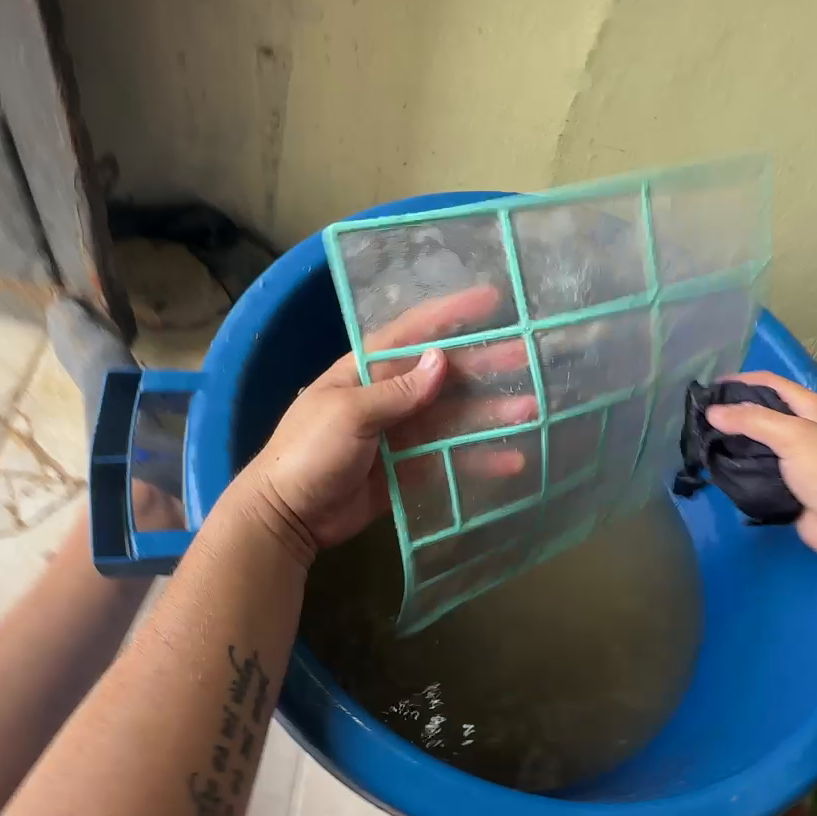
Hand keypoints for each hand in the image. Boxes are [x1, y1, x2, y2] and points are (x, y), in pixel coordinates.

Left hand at [233, 284, 532, 559]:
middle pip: (444, 376)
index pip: (415, 334)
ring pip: (453, 419)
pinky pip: (448, 459)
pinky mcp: (407, 470)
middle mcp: (388, 397)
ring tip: (530, 411)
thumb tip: (443, 360)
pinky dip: (477, 460)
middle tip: (527, 357)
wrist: (286, 515)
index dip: (452, 314)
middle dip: (485, 367)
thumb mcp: (349, 414)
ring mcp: (400, 435)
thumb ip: (398, 391)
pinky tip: (509, 460)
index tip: (492, 300)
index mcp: (366, 372)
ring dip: (490, 415)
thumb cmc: (307, 452)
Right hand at [704, 371, 816, 562]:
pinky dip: (740, 464)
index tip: (710, 388)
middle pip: (763, 412)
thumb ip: (752, 420)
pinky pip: (758, 468)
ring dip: (734, 440)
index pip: (773, 384)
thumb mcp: (794, 436)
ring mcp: (797, 458)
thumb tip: (712, 412)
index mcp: (814, 408)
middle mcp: (806, 428)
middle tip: (702, 416)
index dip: (742, 382)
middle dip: (734, 411)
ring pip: (758, 442)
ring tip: (704, 439)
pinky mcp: (787, 483)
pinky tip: (719, 464)